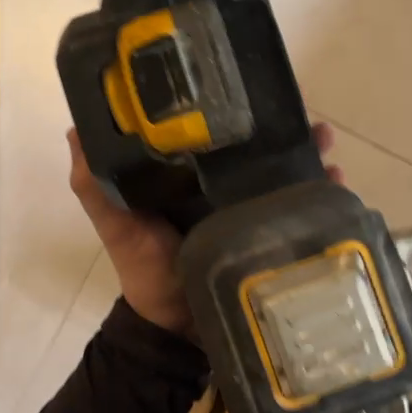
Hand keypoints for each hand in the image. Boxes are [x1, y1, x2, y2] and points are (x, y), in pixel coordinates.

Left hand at [67, 124, 343, 335]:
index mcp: (187, 172)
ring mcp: (251, 208)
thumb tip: (75, 129)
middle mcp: (223, 183)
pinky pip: (299, 208)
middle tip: (304, 115)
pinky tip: (336, 183)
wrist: (174, 329)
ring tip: (326, 143)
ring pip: (285, 170)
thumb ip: (96, 185)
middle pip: (257, 145)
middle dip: (283, 126)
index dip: (232, 107)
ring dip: (309, 152)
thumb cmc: (144, 270)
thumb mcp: (117, 223)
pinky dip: (322, 192)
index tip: (248, 83)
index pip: (213, 129)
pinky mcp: (271, 234)